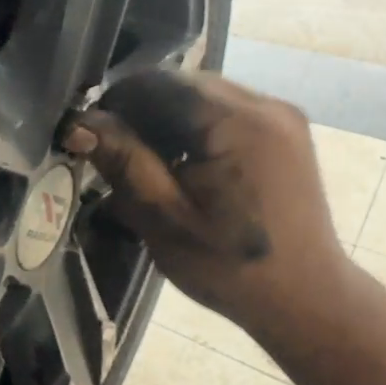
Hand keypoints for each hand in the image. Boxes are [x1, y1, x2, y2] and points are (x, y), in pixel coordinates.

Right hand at [63, 71, 351, 334]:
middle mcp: (264, 104)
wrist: (307, 299)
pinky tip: (188, 166)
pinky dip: (197, 127)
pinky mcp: (286, 129)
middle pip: (181, 84)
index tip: (95, 140)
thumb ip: (124, 162)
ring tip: (153, 164)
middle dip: (143, 112)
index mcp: (236, 123)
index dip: (116, 104)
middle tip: (120, 157)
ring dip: (169, 118)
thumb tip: (78, 122)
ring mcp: (280, 114)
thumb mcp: (165, 219)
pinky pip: (227, 108)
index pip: (156, 84)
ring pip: (202, 94)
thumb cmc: (230, 267)